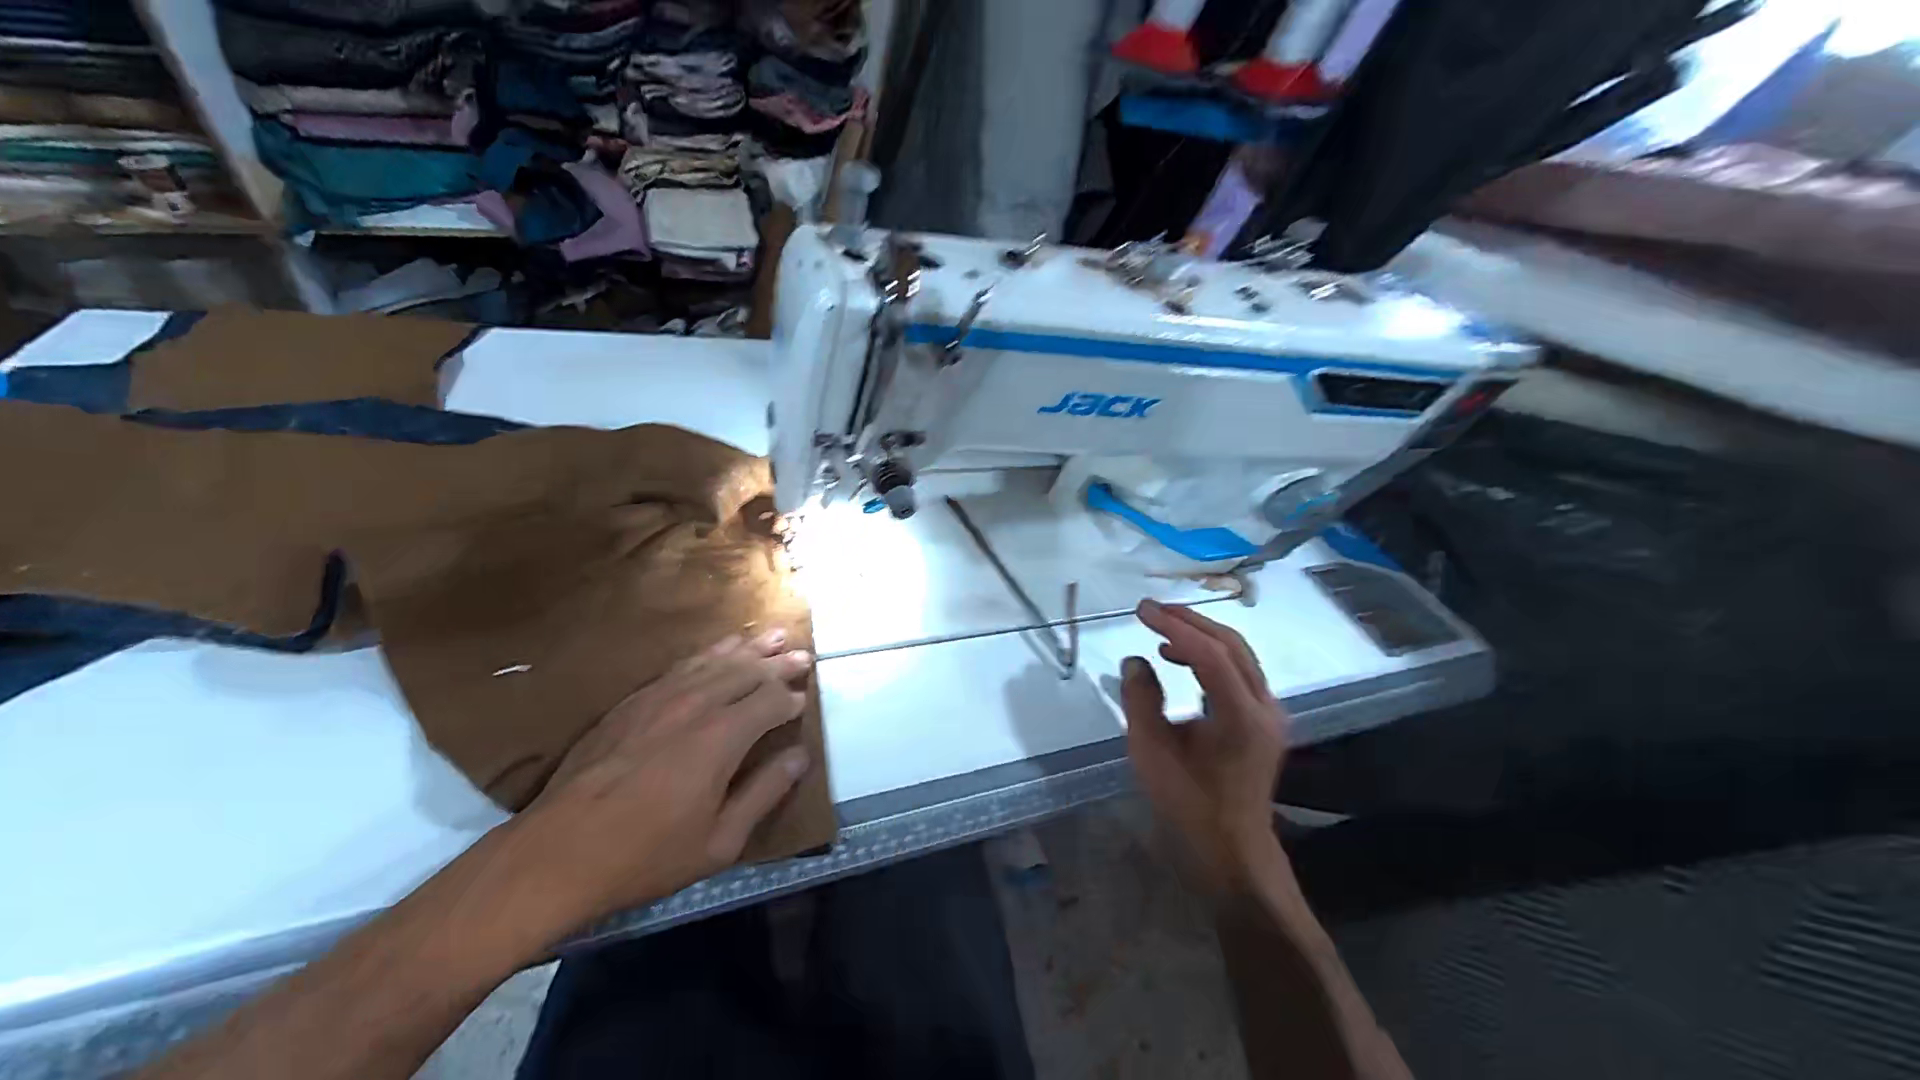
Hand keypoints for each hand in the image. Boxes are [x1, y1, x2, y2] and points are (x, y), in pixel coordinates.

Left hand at [505, 630, 814, 930]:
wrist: (558, 852)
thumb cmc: (646, 855)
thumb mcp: (720, 841)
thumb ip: (764, 792)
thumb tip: (799, 756)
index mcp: (722, 738)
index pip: (770, 701)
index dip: (791, 698)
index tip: (805, 700)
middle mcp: (694, 705)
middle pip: (746, 671)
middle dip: (778, 662)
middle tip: (802, 654)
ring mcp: (659, 698)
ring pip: (714, 661)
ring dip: (747, 648)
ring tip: (772, 635)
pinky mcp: (632, 702)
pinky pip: (681, 666)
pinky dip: (708, 654)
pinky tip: (718, 651)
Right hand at [1122, 598, 1287, 890]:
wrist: (1231, 850)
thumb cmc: (1188, 805)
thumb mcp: (1151, 752)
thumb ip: (1141, 699)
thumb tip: (1136, 660)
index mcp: (1241, 716)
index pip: (1209, 653)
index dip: (1173, 625)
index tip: (1141, 610)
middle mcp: (1265, 707)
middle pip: (1232, 645)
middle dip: (1190, 621)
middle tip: (1152, 609)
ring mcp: (1269, 714)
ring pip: (1239, 655)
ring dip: (1200, 636)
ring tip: (1161, 630)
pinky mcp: (1262, 721)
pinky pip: (1238, 673)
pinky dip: (1209, 658)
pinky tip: (1179, 661)